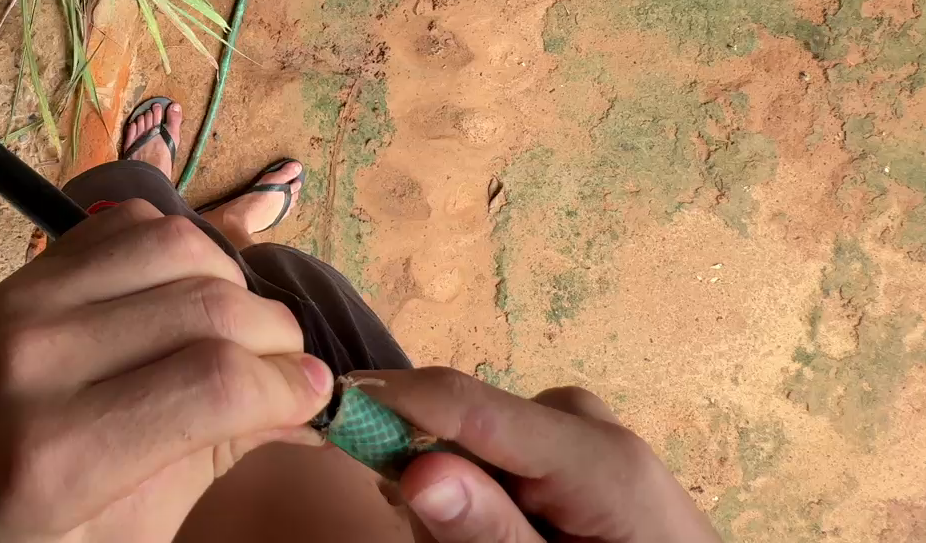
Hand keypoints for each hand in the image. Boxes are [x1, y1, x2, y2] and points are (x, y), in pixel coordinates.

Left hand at [0, 199, 333, 542]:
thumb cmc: (8, 534)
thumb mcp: (116, 533)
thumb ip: (205, 456)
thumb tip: (293, 398)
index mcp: (56, 456)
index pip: (210, 382)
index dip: (286, 382)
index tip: (316, 393)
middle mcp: (40, 358)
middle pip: (200, 303)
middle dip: (272, 329)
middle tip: (290, 362)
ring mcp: (26, 298)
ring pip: (169, 242)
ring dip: (229, 275)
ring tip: (241, 320)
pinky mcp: (26, 270)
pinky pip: (123, 221)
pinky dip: (176, 241)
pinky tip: (188, 284)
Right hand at [356, 368, 718, 542]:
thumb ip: (492, 536)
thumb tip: (414, 470)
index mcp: (595, 456)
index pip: (466, 401)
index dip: (391, 396)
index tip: (330, 404)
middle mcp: (587, 422)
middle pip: (465, 422)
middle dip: (429, 471)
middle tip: (424, 535)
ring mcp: (588, 429)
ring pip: (478, 436)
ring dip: (456, 487)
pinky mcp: (584, 443)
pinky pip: (504, 445)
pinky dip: (484, 486)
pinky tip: (504, 530)